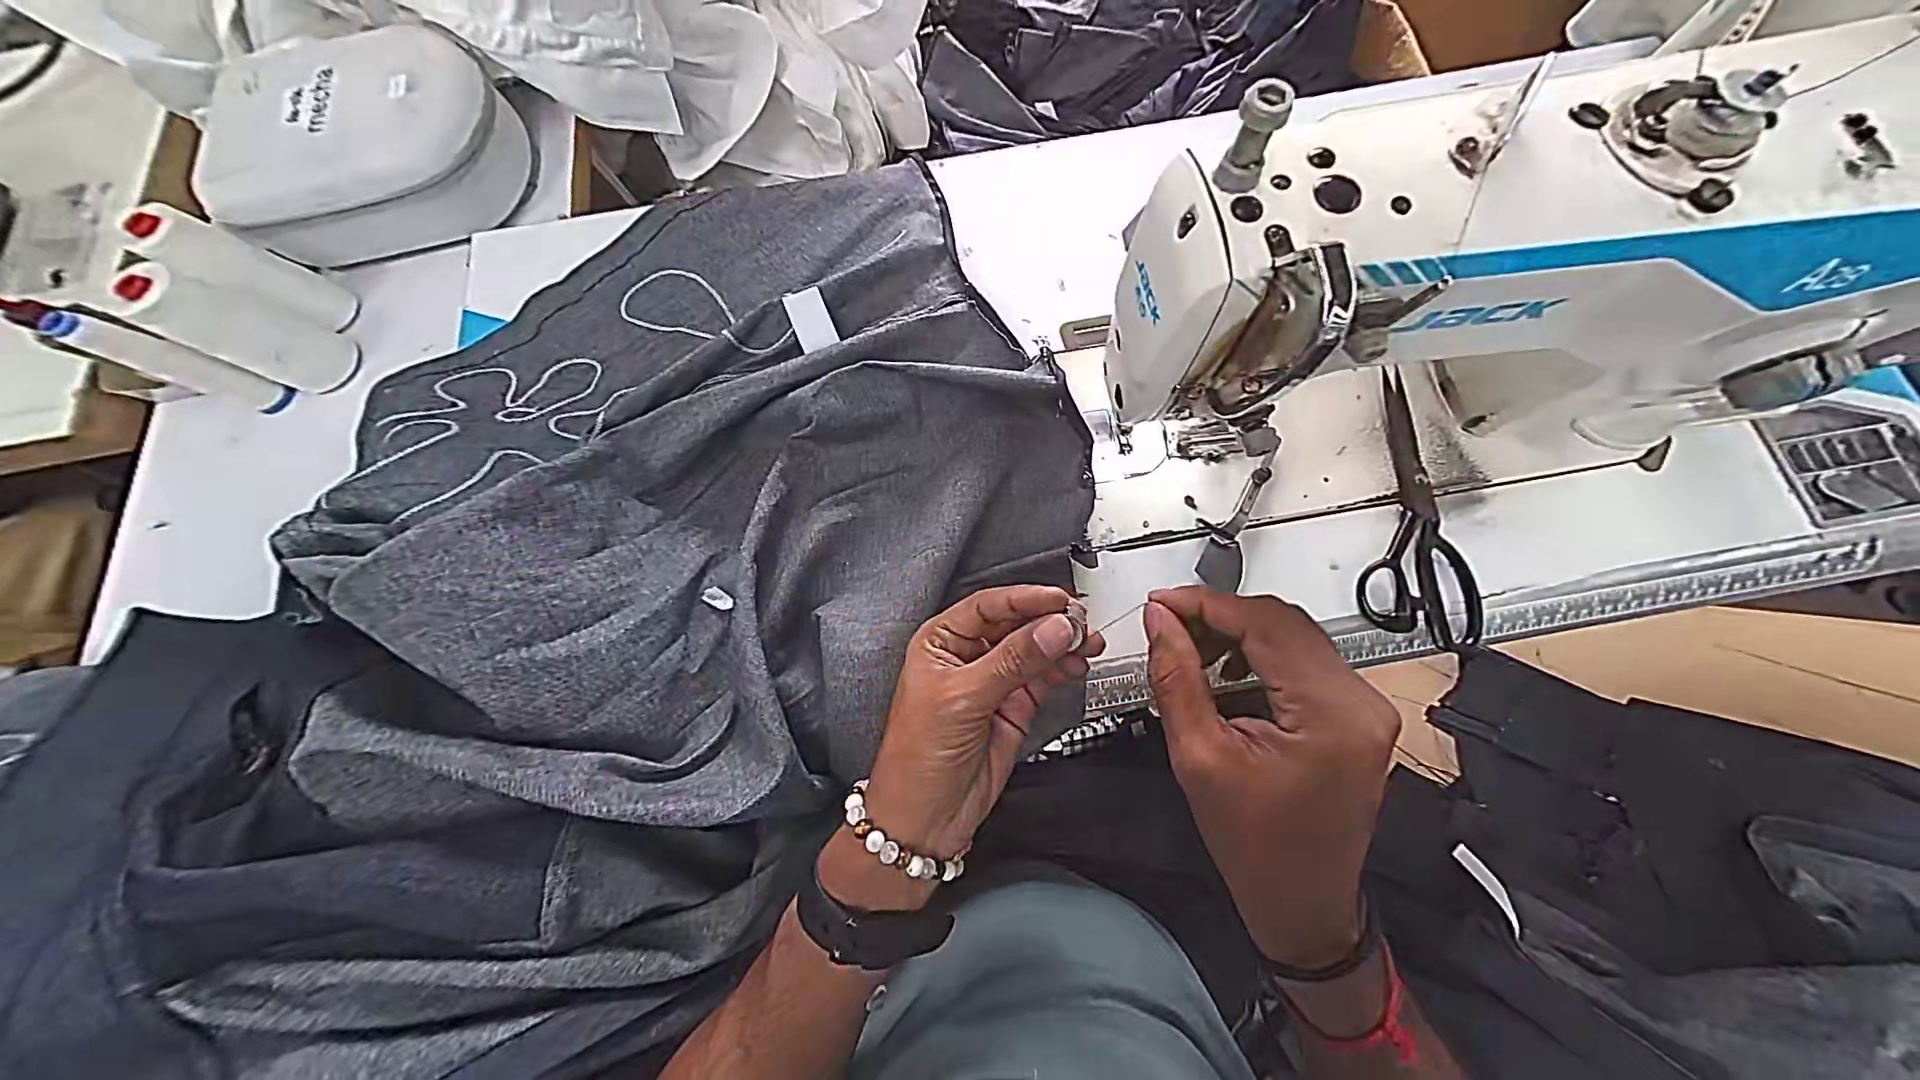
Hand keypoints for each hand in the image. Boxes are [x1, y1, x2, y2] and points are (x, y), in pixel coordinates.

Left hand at [850, 586, 1103, 884]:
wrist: (925, 817)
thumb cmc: (916, 757)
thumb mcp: (963, 697)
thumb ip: (1012, 661)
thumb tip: (1052, 628)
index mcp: (941, 641)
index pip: (988, 605)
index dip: (1024, 599)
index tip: (1058, 599)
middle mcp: (968, 656)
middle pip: (1016, 624)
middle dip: (1049, 620)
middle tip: (1079, 621)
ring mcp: (994, 681)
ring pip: (1035, 649)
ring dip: (1063, 643)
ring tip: (1087, 641)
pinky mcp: (1014, 706)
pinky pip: (1044, 677)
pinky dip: (1064, 668)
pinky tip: (1077, 662)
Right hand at [1144, 587, 1398, 968]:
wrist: (1301, 899)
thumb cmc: (1259, 848)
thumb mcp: (1198, 756)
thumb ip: (1176, 677)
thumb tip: (1161, 624)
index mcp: (1331, 715)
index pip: (1264, 624)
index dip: (1205, 604)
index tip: (1163, 603)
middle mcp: (1360, 704)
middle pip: (1281, 621)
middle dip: (1217, 615)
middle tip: (1168, 623)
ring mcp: (1362, 707)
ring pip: (1290, 634)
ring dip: (1235, 632)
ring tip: (1189, 649)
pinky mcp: (1352, 713)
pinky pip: (1300, 658)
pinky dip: (1256, 652)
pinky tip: (1222, 669)